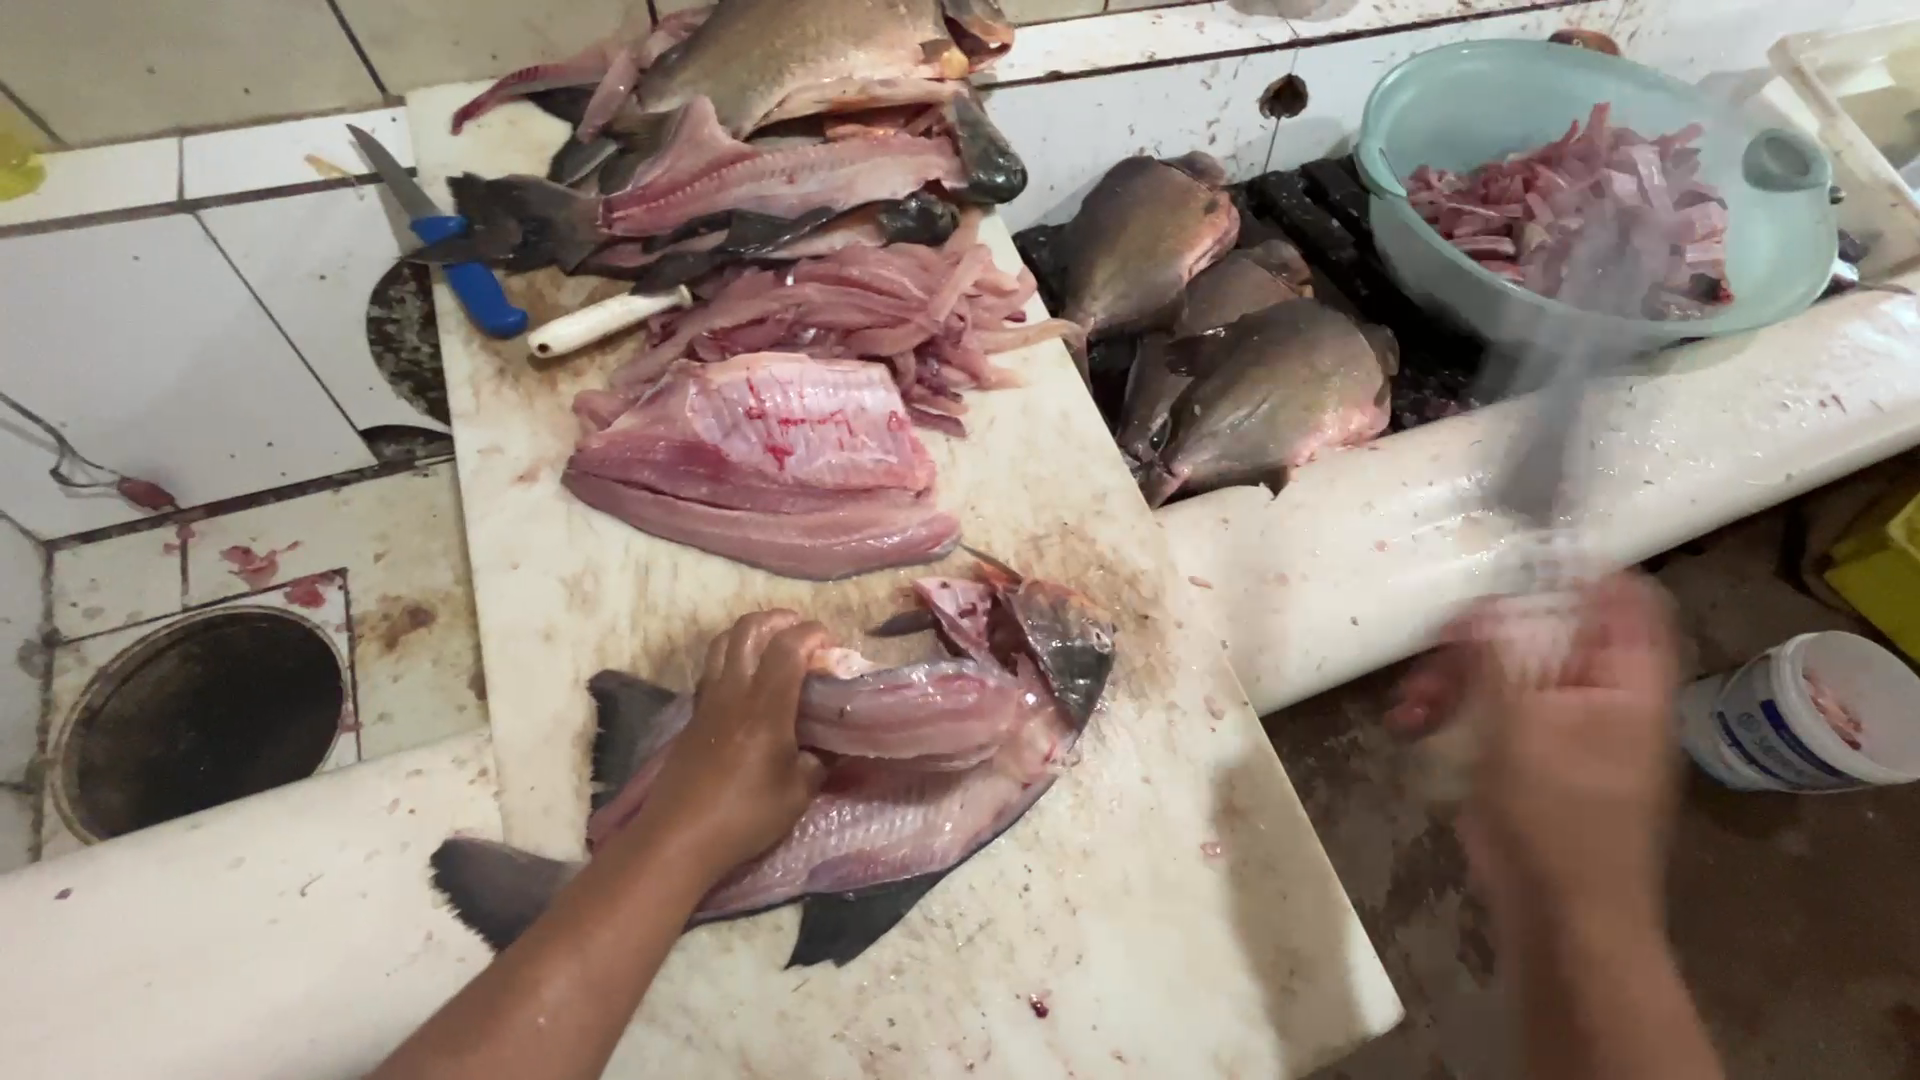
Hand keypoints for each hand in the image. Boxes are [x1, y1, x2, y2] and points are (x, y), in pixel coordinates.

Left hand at [630, 611, 828, 882]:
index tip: (831, 643)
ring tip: (772, 646)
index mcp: (765, 707)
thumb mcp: (798, 793)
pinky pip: (712, 668)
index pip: (788, 647)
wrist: (678, 838)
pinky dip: (733, 657)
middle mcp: (733, 692)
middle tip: (801, 632)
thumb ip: (821, 760)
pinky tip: (747, 681)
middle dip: (778, 620)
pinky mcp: (692, 716)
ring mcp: (707, 701)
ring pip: (723, 642)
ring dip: (751, 633)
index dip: (813, 633)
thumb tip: (835, 744)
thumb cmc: (744, 816)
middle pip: (748, 629)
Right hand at [1389, 574, 1681, 938]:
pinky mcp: (1513, 745)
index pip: (1621, 602)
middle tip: (1435, 643)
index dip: (1578, 571)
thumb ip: (1504, 658)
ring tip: (1411, 700)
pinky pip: (1475, 703)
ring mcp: (1550, 720)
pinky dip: (1440, 705)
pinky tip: (1409, 720)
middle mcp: (1590, 692)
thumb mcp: (1524, 729)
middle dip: (1478, 634)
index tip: (1515, 554)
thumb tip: (1488, 600)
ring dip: (1446, 674)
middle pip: (1537, 630)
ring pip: (1495, 665)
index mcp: (1621, 683)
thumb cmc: (1556, 819)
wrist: (1553, 907)